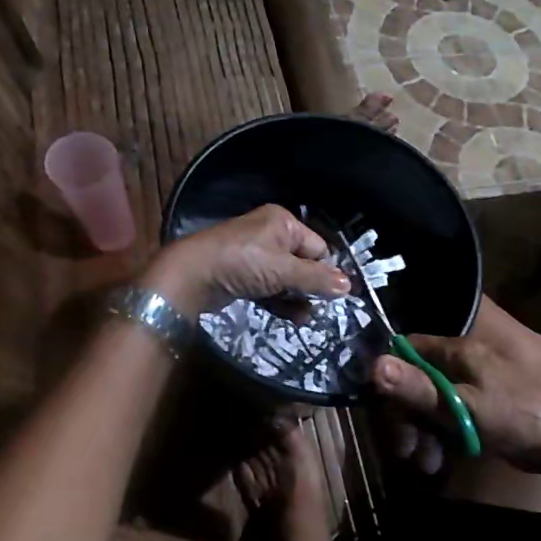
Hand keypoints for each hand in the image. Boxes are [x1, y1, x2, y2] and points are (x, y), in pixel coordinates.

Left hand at [145, 205, 349, 314]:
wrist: (191, 275)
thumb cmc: (242, 263)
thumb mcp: (283, 270)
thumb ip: (316, 279)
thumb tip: (349, 286)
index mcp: (283, 222)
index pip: (318, 247)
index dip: (326, 270)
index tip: (334, 295)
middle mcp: (271, 234)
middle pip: (303, 263)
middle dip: (311, 286)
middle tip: (319, 307)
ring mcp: (255, 255)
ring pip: (287, 278)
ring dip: (298, 297)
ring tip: (306, 318)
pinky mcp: (244, 275)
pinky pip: (271, 287)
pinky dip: (281, 301)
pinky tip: (294, 317)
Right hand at [369, 298, 540, 486]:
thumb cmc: (522, 419)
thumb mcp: (465, 408)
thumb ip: (420, 388)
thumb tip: (374, 364)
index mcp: (464, 350)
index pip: (411, 349)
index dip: (394, 380)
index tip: (389, 414)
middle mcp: (472, 360)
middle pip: (422, 380)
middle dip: (410, 417)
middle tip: (408, 452)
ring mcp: (485, 383)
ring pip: (438, 402)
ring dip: (426, 433)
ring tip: (429, 464)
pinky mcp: (495, 406)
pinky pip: (457, 415)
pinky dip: (447, 437)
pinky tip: (445, 460)